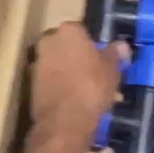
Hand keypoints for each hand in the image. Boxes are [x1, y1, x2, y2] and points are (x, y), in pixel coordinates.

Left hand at [28, 23, 126, 140]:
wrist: (64, 122)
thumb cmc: (92, 87)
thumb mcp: (112, 69)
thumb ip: (116, 53)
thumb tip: (122, 45)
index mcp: (68, 30)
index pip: (82, 31)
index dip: (93, 45)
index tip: (102, 59)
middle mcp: (48, 40)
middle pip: (67, 46)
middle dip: (78, 57)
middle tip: (95, 74)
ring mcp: (37, 62)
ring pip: (58, 64)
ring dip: (69, 73)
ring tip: (87, 91)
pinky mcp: (30, 84)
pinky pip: (50, 80)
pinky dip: (60, 86)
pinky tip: (74, 101)